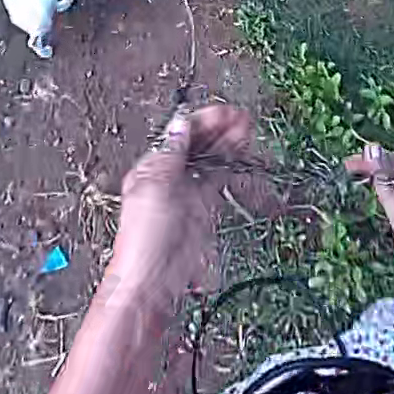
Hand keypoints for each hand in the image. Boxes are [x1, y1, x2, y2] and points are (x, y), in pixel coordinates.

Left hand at [105, 105, 255, 301]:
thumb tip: (181, 123)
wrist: (152, 282)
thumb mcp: (156, 187)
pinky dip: (232, 161)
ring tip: (248, 128)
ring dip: (229, 140)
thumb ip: (172, 153)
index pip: (182, 133)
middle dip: (220, 127)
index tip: (226, 112)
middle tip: (243, 117)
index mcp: (154, 166)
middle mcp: (171, 174)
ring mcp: (188, 189)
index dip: (205, 120)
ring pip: (212, 156)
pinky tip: (243, 152)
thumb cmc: (145, 239)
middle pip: (199, 142)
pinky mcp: (203, 205)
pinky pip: (220, 176)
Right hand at [344, 143, 393, 267]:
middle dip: (371, 164)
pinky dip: (388, 185)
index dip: (364, 160)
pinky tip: (385, 196)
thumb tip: (371, 147)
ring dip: (380, 174)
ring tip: (363, 178)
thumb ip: (382, 174)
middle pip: (390, 163)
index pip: (382, 157)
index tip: (347, 163)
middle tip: (351, 168)